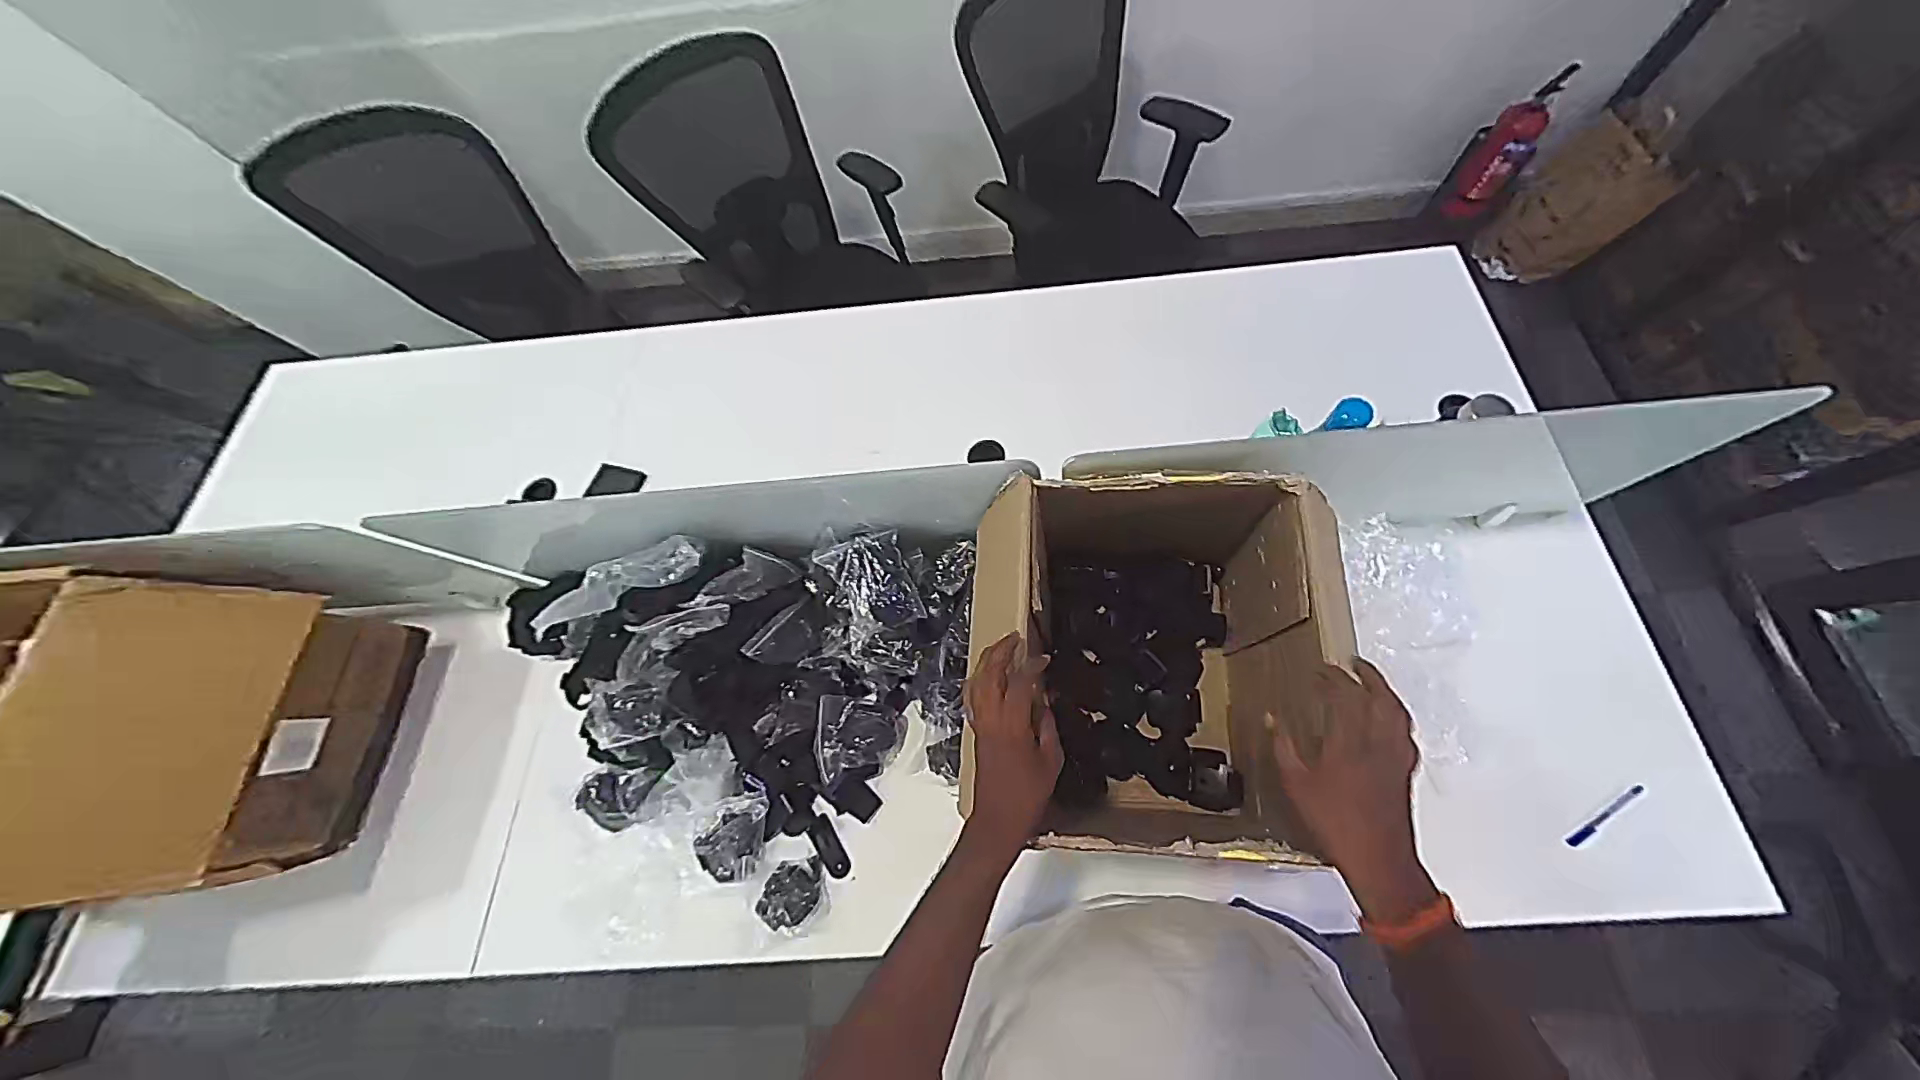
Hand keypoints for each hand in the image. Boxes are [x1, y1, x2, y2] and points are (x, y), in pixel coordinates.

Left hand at [961, 633, 1061, 855]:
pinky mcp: (976, 732)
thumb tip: (1045, 705)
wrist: (998, 818)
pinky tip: (987, 676)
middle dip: (1001, 651)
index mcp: (1012, 725)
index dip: (1032, 666)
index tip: (1044, 658)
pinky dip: (979, 680)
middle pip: (989, 674)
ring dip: (987, 662)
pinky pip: (972, 697)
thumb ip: (1048, 727)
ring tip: (1000, 648)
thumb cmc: (1027, 795)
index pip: (1020, 682)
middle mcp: (991, 720)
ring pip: (976, 683)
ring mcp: (980, 725)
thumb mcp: (1051, 760)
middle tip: (1015, 639)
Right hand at [1276, 659, 1436, 922]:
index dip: (1332, 678)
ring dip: (1385, 691)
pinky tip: (1389, 719)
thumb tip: (1273, 720)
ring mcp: (1397, 758)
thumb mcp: (1296, 783)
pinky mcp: (1405, 771)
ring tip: (1373, 682)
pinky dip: (1395, 715)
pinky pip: (1404, 731)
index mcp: (1349, 743)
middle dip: (1366, 675)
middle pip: (1379, 698)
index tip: (1320, 669)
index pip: (1345, 696)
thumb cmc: (1336, 823)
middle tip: (1353, 663)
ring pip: (1397, 713)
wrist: (1378, 858)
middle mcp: (1378, 744)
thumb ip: (1284, 747)